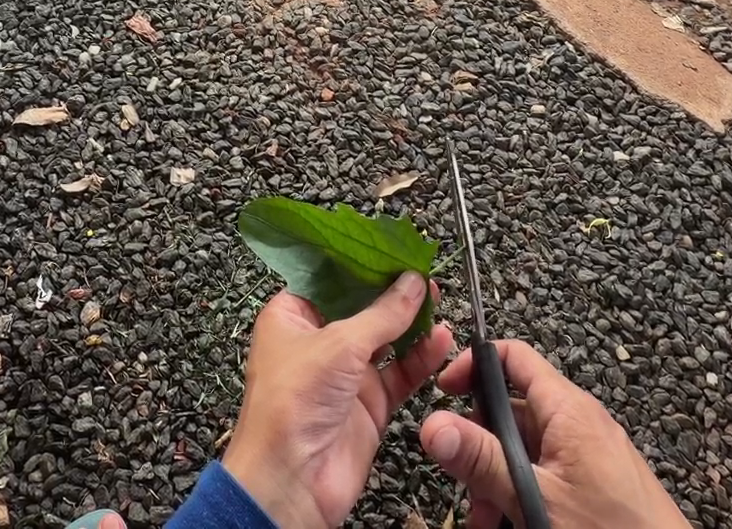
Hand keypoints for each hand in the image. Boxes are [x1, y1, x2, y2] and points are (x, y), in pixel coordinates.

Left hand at [223, 273, 455, 528]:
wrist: (291, 481)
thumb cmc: (290, 405)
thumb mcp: (339, 344)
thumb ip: (382, 313)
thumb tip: (412, 282)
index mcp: (291, 316)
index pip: (330, 278)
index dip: (361, 263)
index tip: (391, 248)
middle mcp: (317, 341)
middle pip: (361, 306)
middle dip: (391, 291)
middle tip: (421, 271)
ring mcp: (344, 372)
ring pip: (384, 338)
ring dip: (411, 322)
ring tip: (437, 299)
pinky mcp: (367, 402)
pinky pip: (399, 372)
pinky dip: (421, 357)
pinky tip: (441, 340)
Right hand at [421, 340, 689, 528]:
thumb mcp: (538, 498)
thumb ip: (483, 461)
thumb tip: (431, 424)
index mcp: (567, 408)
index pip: (512, 355)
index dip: (473, 365)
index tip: (443, 393)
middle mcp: (578, 421)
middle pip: (511, 410)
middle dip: (481, 445)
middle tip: (465, 486)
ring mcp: (588, 454)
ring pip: (525, 449)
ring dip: (496, 479)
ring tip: (486, 521)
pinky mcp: (596, 484)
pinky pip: (546, 474)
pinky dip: (522, 494)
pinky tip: (511, 523)